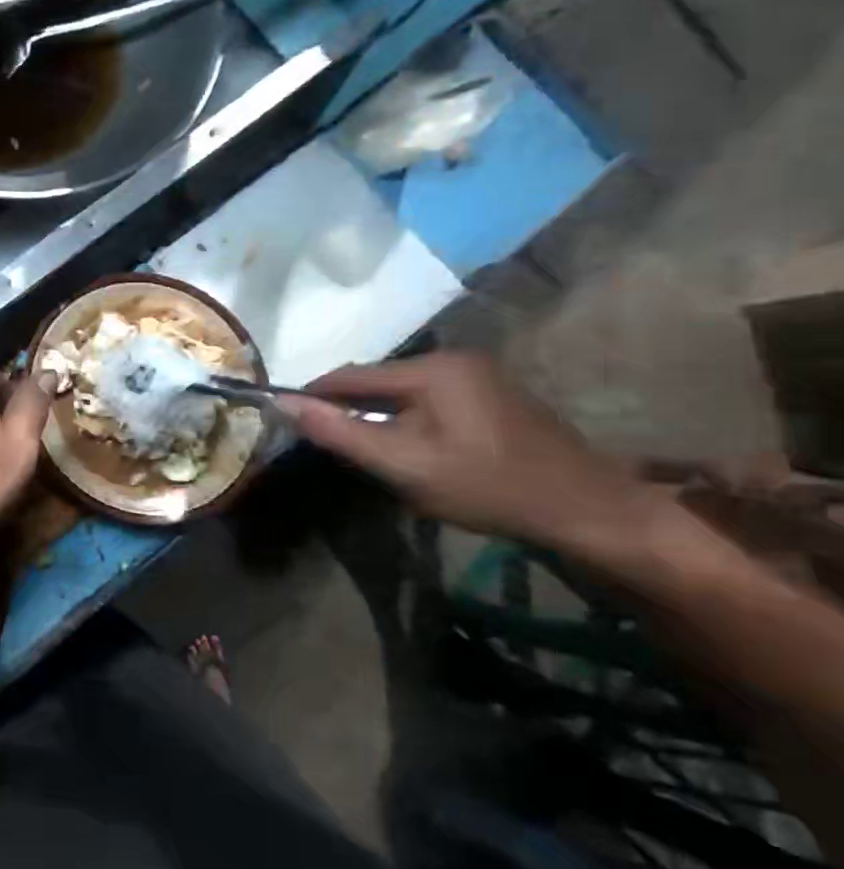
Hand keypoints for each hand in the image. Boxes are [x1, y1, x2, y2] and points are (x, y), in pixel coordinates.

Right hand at [278, 353, 647, 547]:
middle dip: (346, 409)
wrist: (588, 510)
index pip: (347, 376)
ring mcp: (477, 373)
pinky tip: (407, 446)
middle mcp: (454, 358)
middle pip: (374, 381)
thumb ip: (338, 432)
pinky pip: (425, 398)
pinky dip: (403, 418)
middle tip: (329, 447)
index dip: (311, 398)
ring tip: (364, 450)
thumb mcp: (402, 464)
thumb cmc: (488, 487)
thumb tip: (279, 402)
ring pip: (398, 391)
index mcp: (433, 369)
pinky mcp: (490, 391)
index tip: (285, 423)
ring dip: (374, 416)